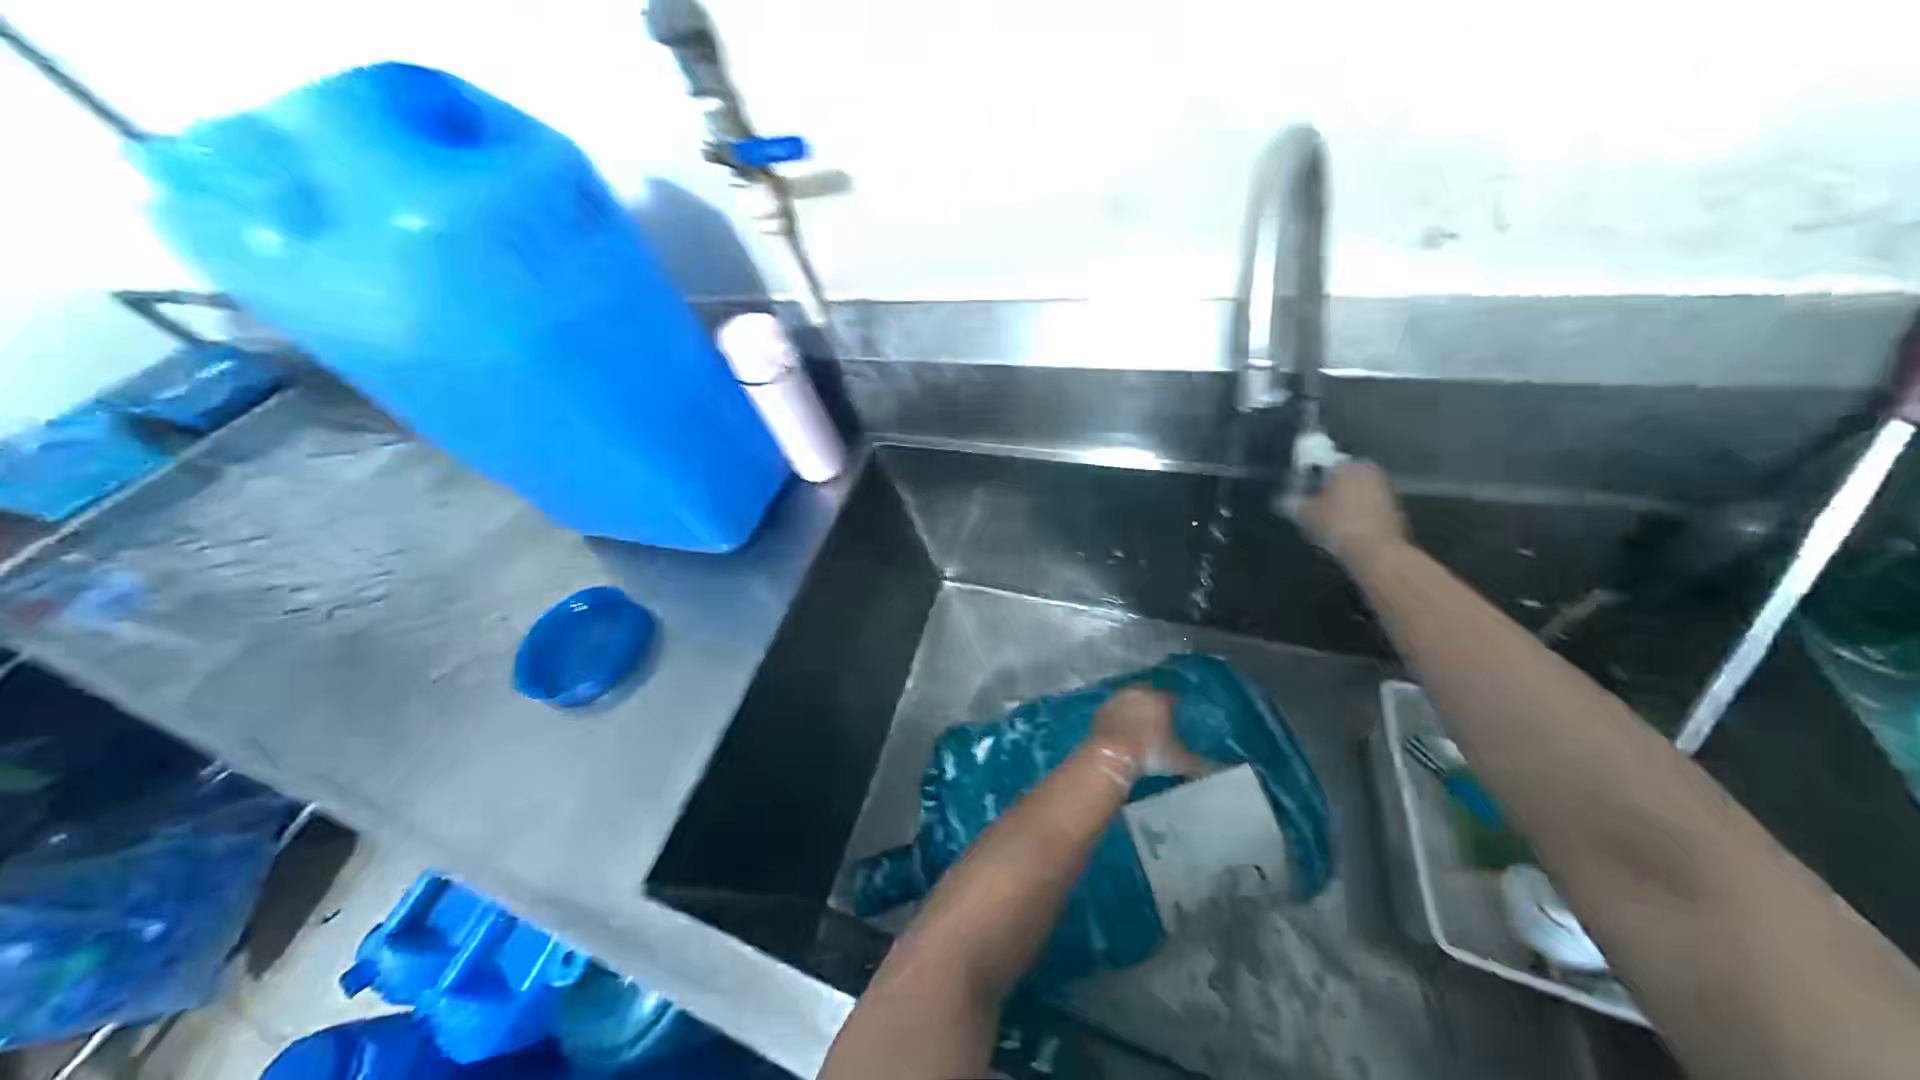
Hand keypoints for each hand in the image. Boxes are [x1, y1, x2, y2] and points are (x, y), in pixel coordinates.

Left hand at [1089, 687, 1209, 779]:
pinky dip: (1118, 716)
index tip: (1177, 715)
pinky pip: (1113, 709)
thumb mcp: (1179, 760)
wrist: (1112, 754)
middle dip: (1154, 703)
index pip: (1172, 697)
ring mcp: (1116, 699)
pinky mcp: (1101, 710)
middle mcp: (1138, 693)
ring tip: (1139, 724)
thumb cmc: (1150, 753)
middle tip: (1158, 719)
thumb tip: (1221, 771)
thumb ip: (1200, 764)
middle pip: (1149, 693)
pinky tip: (1121, 728)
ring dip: (1134, 708)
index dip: (1175, 705)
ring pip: (1130, 699)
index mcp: (1159, 699)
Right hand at [1298, 461, 1409, 569]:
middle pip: (1340, 482)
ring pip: (1354, 497)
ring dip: (1342, 508)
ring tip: (1328, 527)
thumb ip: (1292, 502)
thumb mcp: (1304, 515)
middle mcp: (1371, 473)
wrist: (1376, 554)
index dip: (1308, 484)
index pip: (1321, 468)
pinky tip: (1345, 535)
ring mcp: (1387, 492)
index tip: (1301, 499)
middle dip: (1327, 495)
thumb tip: (1285, 500)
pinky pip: (1367, 511)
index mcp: (1348, 466)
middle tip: (1313, 513)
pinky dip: (1356, 519)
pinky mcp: (1395, 512)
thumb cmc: (1338, 527)